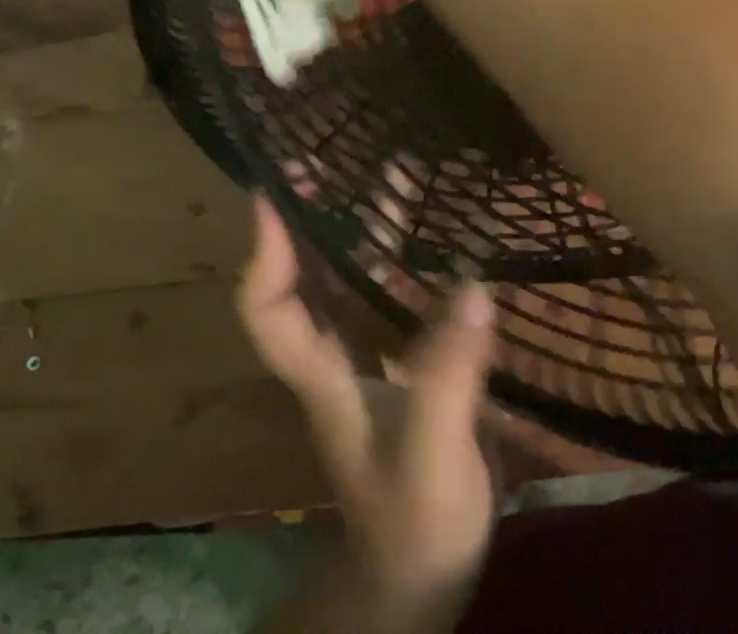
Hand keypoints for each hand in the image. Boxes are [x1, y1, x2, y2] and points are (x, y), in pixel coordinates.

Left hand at [237, 197, 497, 619]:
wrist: (419, 575)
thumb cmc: (414, 520)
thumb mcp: (432, 451)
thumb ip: (448, 374)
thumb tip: (474, 285)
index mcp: (321, 377)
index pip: (268, 309)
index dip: (264, 252)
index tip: (271, 192)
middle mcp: (332, 361)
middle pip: (303, 282)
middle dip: (312, 222)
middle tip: (333, 163)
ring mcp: (365, 369)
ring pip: (348, 288)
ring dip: (363, 235)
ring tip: (394, 181)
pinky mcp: (400, 376)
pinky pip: (392, 308)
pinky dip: (406, 269)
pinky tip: (440, 245)